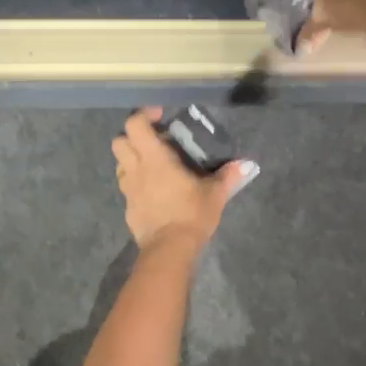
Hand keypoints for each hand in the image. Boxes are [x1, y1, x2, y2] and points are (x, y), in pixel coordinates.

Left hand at [111, 107, 257, 253]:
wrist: (169, 250)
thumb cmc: (191, 214)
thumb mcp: (215, 194)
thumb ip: (228, 176)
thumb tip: (246, 165)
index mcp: (154, 158)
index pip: (134, 125)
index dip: (143, 115)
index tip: (160, 116)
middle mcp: (136, 169)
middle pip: (119, 141)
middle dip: (133, 137)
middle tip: (155, 142)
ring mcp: (129, 190)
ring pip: (120, 165)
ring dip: (132, 160)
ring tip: (153, 166)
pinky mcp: (128, 209)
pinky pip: (127, 188)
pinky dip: (136, 184)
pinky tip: (154, 192)